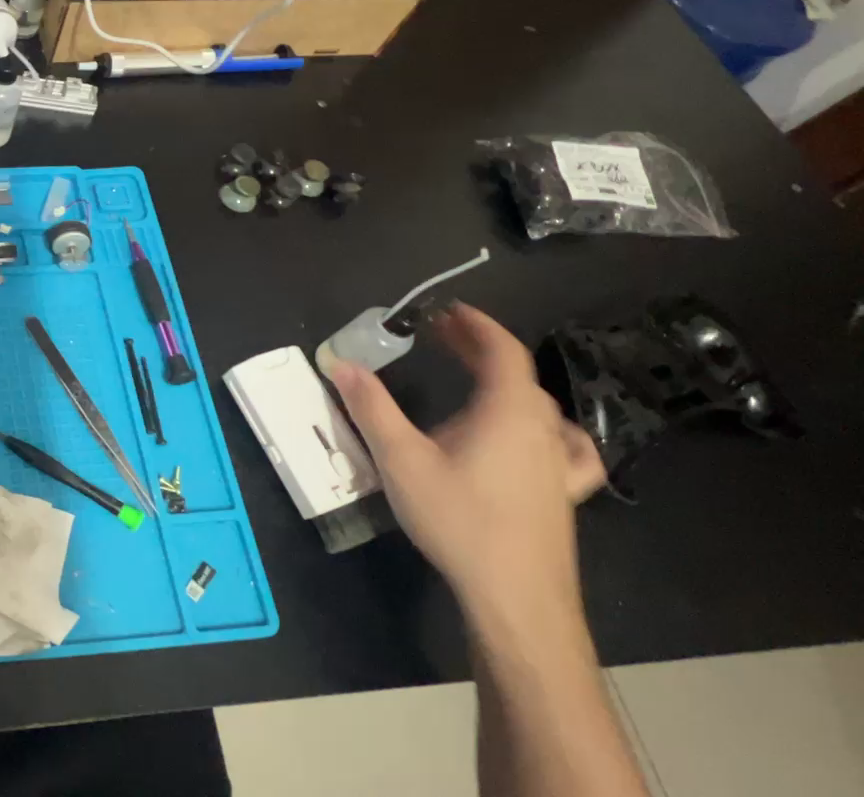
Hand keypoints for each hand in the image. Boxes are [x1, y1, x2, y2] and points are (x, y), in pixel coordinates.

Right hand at [328, 304, 606, 624]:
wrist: (515, 594)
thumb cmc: (458, 518)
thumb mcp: (400, 459)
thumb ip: (370, 407)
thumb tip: (339, 362)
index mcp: (507, 410)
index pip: (501, 349)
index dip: (474, 324)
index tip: (445, 310)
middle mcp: (541, 426)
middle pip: (516, 373)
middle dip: (477, 349)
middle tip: (440, 337)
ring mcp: (559, 461)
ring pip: (537, 406)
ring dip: (503, 384)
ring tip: (475, 381)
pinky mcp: (564, 492)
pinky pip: (563, 446)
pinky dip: (544, 427)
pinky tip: (539, 437)